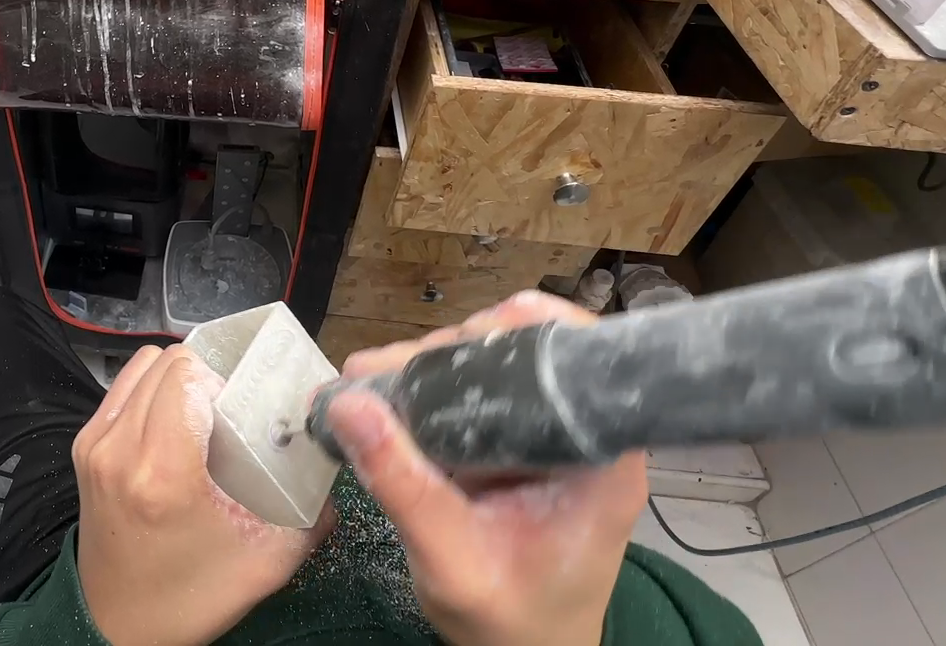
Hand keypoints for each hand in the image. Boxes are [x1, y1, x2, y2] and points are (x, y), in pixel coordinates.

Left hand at [74, 344, 331, 645]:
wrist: (117, 628)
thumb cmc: (189, 596)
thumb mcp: (265, 561)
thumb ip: (309, 511)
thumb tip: (332, 462)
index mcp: (162, 469)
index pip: (187, 373)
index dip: (220, 383)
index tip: (236, 416)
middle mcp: (120, 445)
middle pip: (168, 362)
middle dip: (204, 379)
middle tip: (223, 418)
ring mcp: (95, 441)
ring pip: (145, 365)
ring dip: (176, 380)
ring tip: (197, 417)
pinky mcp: (83, 443)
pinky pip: (124, 385)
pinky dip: (151, 390)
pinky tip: (170, 423)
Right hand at [323, 290, 647, 645]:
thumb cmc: (509, 622)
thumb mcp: (451, 561)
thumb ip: (404, 486)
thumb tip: (349, 402)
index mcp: (596, 457)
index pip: (585, 359)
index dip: (531, 329)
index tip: (469, 336)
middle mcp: (573, 430)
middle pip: (518, 350)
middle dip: (449, 350)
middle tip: (387, 373)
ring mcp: (537, 430)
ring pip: (484, 361)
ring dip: (427, 363)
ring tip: (373, 382)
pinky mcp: (505, 436)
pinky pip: (465, 387)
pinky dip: (422, 382)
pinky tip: (384, 392)